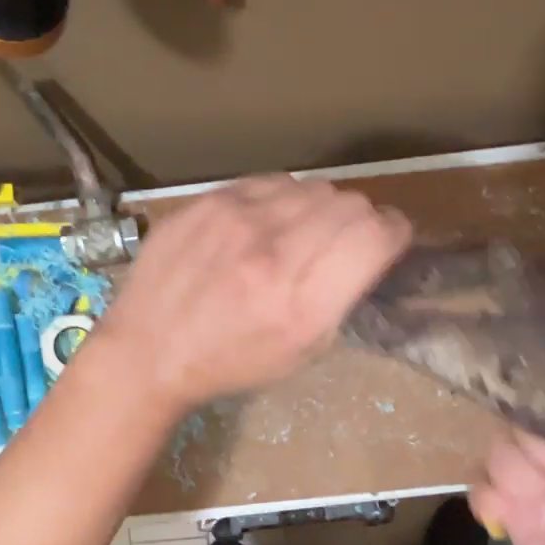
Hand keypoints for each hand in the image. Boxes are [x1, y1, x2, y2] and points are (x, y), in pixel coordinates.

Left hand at [93, 175, 411, 410]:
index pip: (376, 234)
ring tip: (300, 237)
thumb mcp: (300, 353)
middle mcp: (275, 252)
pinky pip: (274, 181)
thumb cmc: (230, 363)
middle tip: (343, 245)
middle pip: (352, 204)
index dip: (394, 233)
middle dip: (360, 222)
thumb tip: (368, 250)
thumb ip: (339, 298)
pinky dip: (283, 201)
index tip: (388, 243)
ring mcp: (239, 219)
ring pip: (315, 187)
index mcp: (302, 304)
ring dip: (320, 210)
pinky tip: (265, 226)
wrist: (150, 349)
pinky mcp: (212, 200)